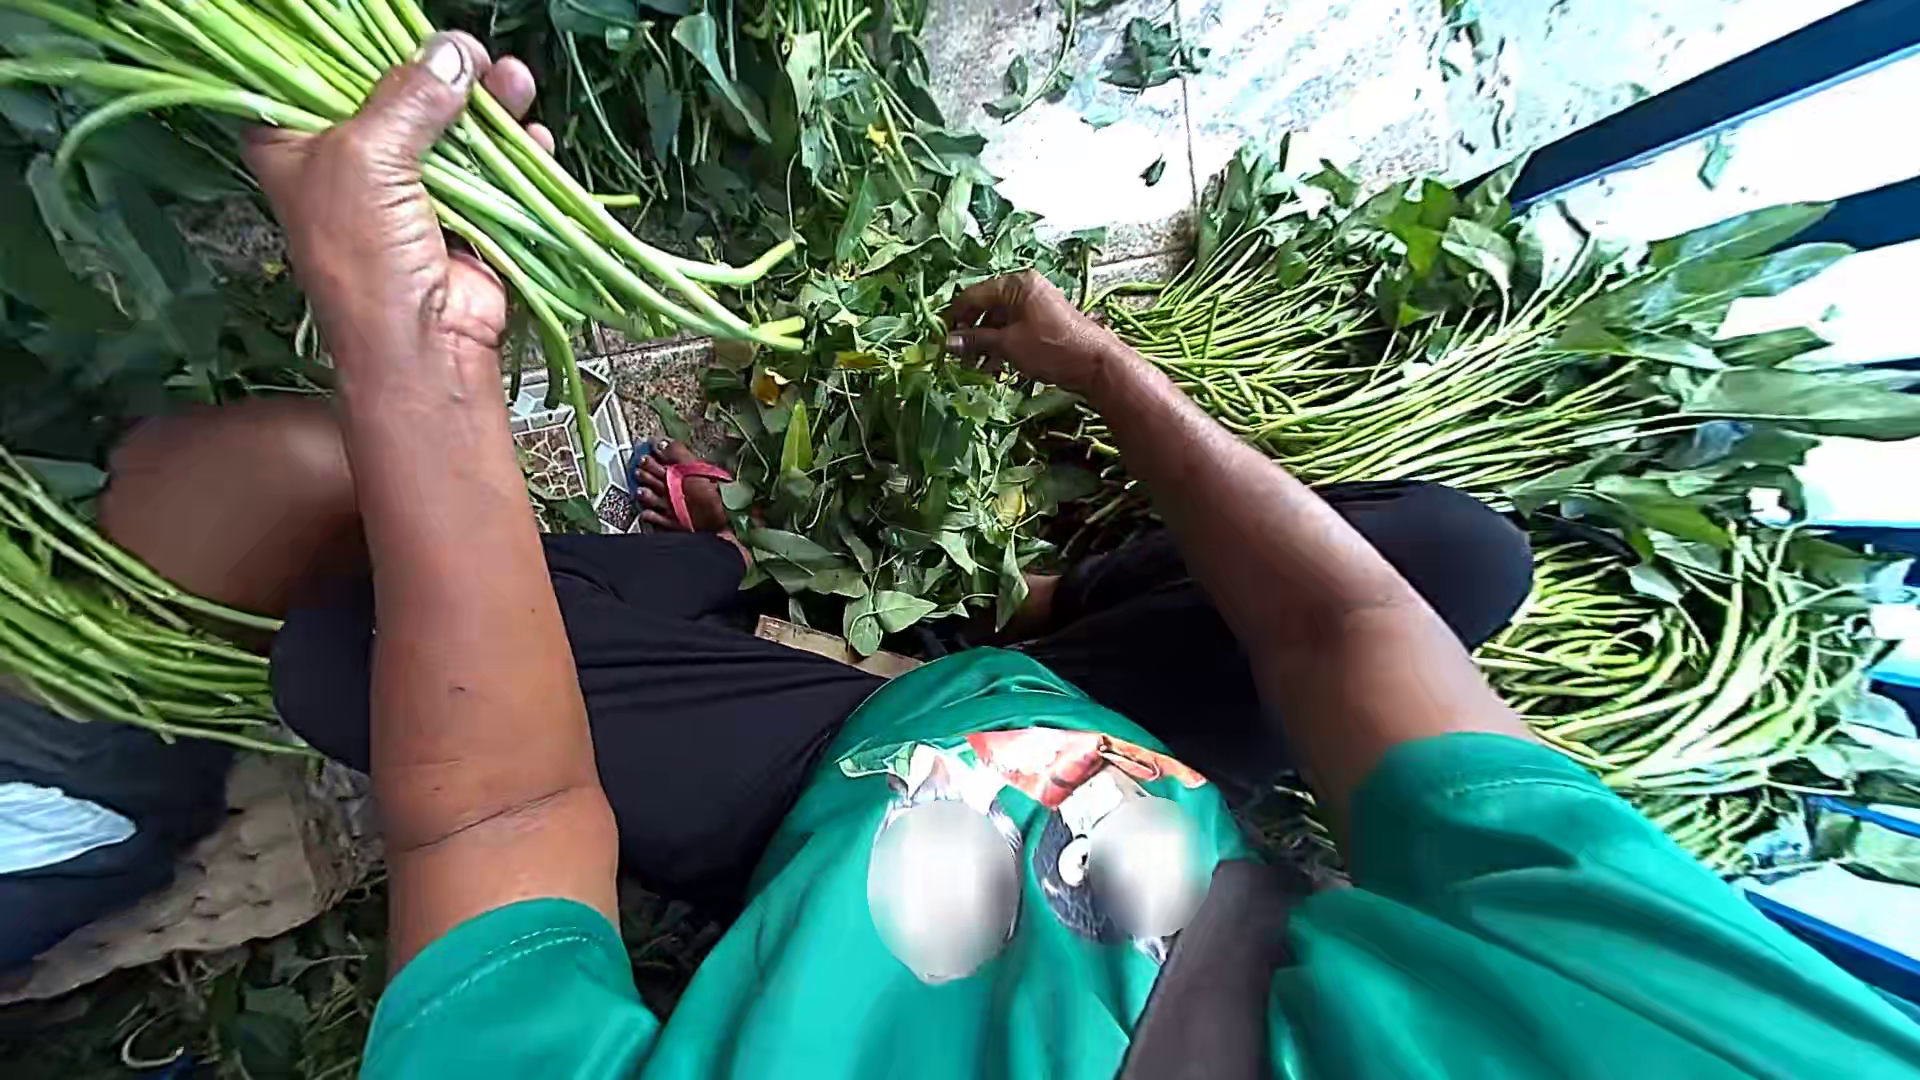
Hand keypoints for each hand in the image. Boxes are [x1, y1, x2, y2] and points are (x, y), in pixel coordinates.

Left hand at [243, 33, 554, 379]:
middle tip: (480, 56)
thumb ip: (408, 101)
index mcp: (303, 140)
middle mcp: (364, 165)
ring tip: (518, 84)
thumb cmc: (367, 252)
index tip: (415, 29)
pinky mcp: (475, 225)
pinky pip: (500, 183)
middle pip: (408, 103)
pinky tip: (534, 137)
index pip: (331, 71)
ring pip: (461, 141)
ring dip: (493, 116)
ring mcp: (424, 197)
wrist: (427, 339)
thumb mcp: (367, 156)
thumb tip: (453, 53)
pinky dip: (520, 162)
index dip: (373, 47)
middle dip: (449, 79)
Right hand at [944, 271, 1131, 395]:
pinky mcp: (1042, 324)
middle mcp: (1025, 289)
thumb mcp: (1008, 345)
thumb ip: (976, 341)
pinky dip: (1002, 348)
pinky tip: (996, 369)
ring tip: (977, 369)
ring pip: (999, 323)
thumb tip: (947, 342)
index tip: (940, 338)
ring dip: (985, 345)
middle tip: (958, 358)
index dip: (954, 317)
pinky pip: (1014, 331)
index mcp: (1016, 284)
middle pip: (986, 309)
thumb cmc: (1050, 348)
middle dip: (970, 334)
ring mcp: (1035, 306)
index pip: (973, 295)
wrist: (1094, 364)